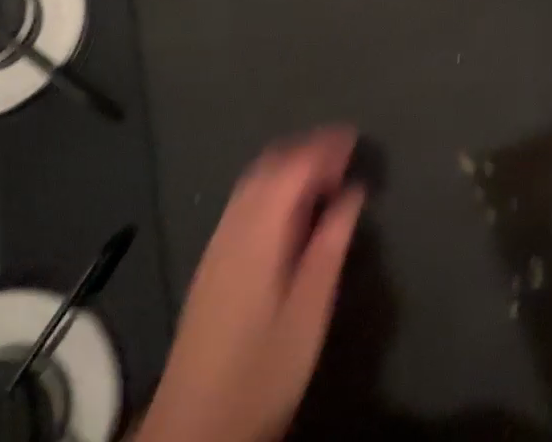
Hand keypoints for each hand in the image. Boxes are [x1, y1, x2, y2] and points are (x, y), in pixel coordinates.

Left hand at [138, 127, 366, 441]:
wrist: (197, 419)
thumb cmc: (264, 368)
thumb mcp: (309, 310)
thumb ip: (330, 246)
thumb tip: (351, 194)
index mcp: (258, 233)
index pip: (291, 169)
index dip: (322, 147)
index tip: (354, 137)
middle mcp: (232, 227)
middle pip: (268, 168)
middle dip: (305, 150)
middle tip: (344, 150)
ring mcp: (217, 243)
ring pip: (253, 182)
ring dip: (288, 165)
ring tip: (325, 170)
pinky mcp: (213, 260)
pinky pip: (244, 202)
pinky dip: (272, 185)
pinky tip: (291, 204)